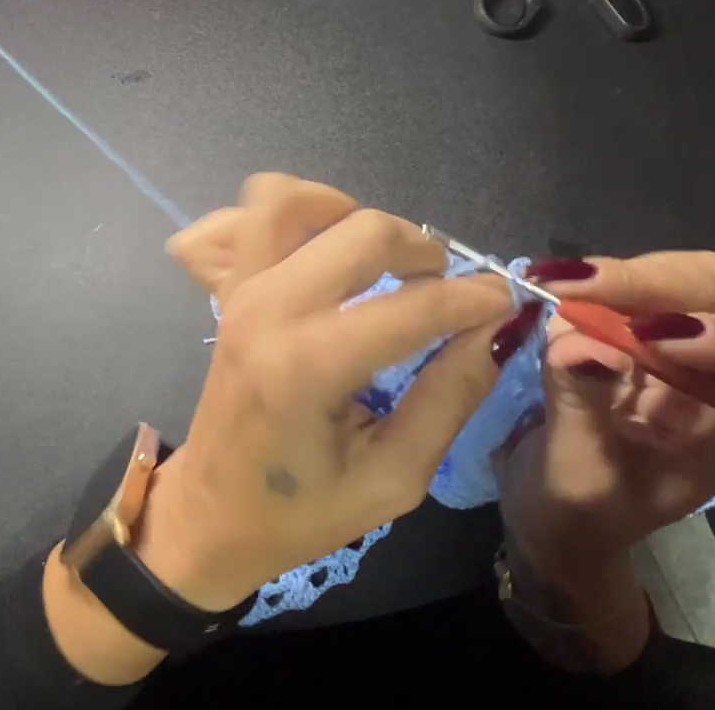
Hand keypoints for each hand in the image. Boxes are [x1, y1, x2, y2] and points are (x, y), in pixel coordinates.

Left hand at [133, 174, 517, 610]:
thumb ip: (451, 396)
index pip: (414, 304)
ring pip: (295, 199)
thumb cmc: (301, 511)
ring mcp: (241, 289)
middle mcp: (270, 308)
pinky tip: (323, 247)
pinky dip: (293, 213)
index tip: (504, 303)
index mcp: (308, 366)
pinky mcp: (229, 287)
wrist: (210, 514)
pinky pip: (251, 214)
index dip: (474, 299)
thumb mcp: (394, 477)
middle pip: (363, 229)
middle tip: (445, 287)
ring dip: (352, 215)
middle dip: (422, 250)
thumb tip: (498, 329)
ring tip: (382, 258)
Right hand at [499, 253, 714, 588]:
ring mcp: (660, 340)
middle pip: (712, 288)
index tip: (654, 340)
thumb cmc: (584, 515)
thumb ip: (585, 410)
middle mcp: (709, 367)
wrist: (551, 514)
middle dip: (649, 283)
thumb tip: (579, 342)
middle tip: (579, 291)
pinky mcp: (615, 327)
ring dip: (612, 276)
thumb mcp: (584, 478)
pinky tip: (544, 285)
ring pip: (663, 276)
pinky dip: (580, 279)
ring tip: (552, 286)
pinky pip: (612, 284)